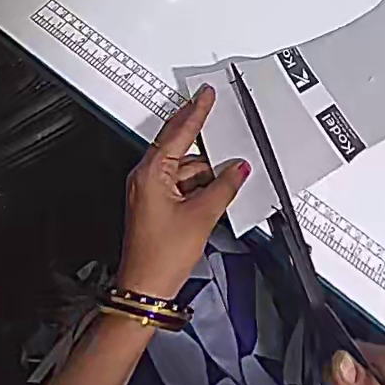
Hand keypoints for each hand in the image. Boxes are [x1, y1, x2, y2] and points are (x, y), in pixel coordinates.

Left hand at [115, 86, 249, 300]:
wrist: (146, 289)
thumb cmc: (160, 257)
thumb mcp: (202, 215)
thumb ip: (224, 186)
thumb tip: (238, 169)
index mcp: (151, 173)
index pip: (179, 132)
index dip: (196, 111)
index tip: (205, 95)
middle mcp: (146, 177)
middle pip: (178, 145)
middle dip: (198, 134)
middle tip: (212, 112)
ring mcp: (149, 190)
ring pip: (183, 166)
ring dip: (204, 168)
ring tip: (224, 175)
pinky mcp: (155, 203)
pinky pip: (181, 181)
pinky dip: (198, 183)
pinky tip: (214, 189)